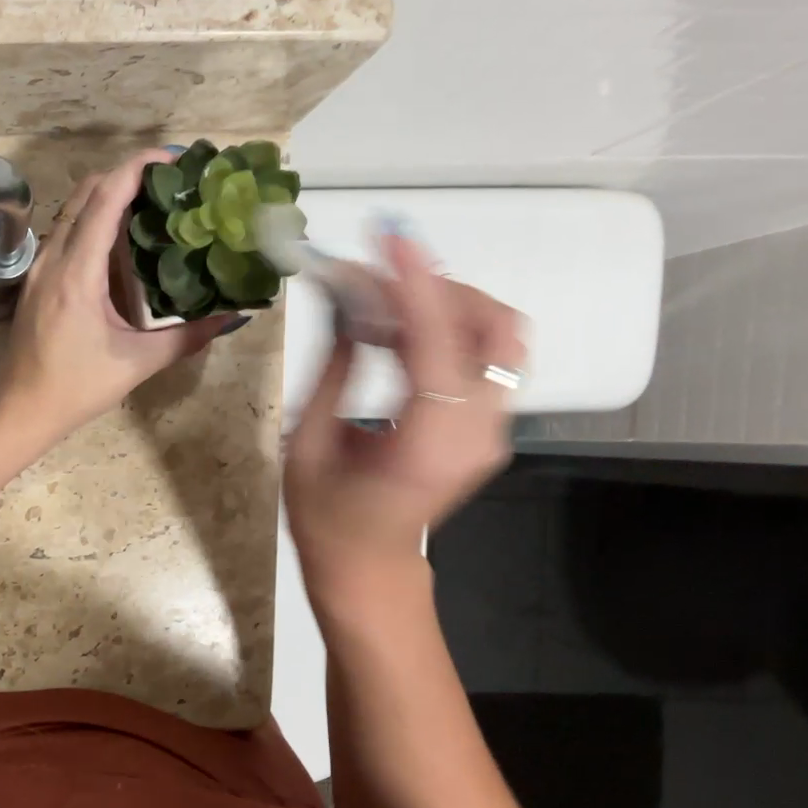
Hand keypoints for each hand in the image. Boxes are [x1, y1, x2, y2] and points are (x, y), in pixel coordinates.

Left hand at [0, 149, 232, 443]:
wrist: (19, 411)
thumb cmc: (74, 389)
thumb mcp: (136, 363)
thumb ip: (187, 337)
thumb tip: (232, 316)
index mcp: (76, 273)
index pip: (106, 198)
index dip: (139, 167)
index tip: (174, 158)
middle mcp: (52, 260)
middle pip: (86, 193)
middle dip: (127, 175)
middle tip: (171, 182)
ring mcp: (39, 269)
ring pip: (72, 212)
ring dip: (109, 197)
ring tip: (152, 206)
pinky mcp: (36, 282)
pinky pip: (65, 235)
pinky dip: (93, 222)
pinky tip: (122, 243)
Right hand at [284, 234, 525, 598]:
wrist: (369, 567)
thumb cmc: (325, 517)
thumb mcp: (308, 444)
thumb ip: (335, 368)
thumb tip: (341, 301)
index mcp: (426, 445)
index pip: (435, 347)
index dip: (414, 288)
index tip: (388, 240)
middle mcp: (478, 433)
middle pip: (491, 328)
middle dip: (436, 288)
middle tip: (373, 279)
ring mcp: (494, 429)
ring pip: (499, 336)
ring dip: (447, 303)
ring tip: (383, 305)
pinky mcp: (490, 425)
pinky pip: (485, 357)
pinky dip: (449, 327)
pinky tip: (399, 331)